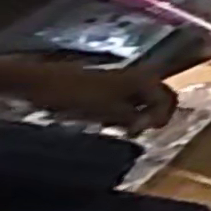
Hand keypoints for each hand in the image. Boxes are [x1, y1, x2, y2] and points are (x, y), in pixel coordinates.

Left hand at [7, 62, 177, 132]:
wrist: (43, 83)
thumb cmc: (80, 96)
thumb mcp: (111, 110)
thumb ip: (136, 118)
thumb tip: (151, 124)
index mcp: (148, 81)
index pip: (167, 100)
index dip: (160, 117)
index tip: (142, 133)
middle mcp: (142, 78)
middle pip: (158, 99)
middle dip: (151, 116)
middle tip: (137, 132)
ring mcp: (125, 81)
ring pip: (142, 100)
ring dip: (136, 115)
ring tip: (121, 129)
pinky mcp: (108, 86)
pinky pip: (126, 100)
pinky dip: (123, 112)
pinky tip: (108, 122)